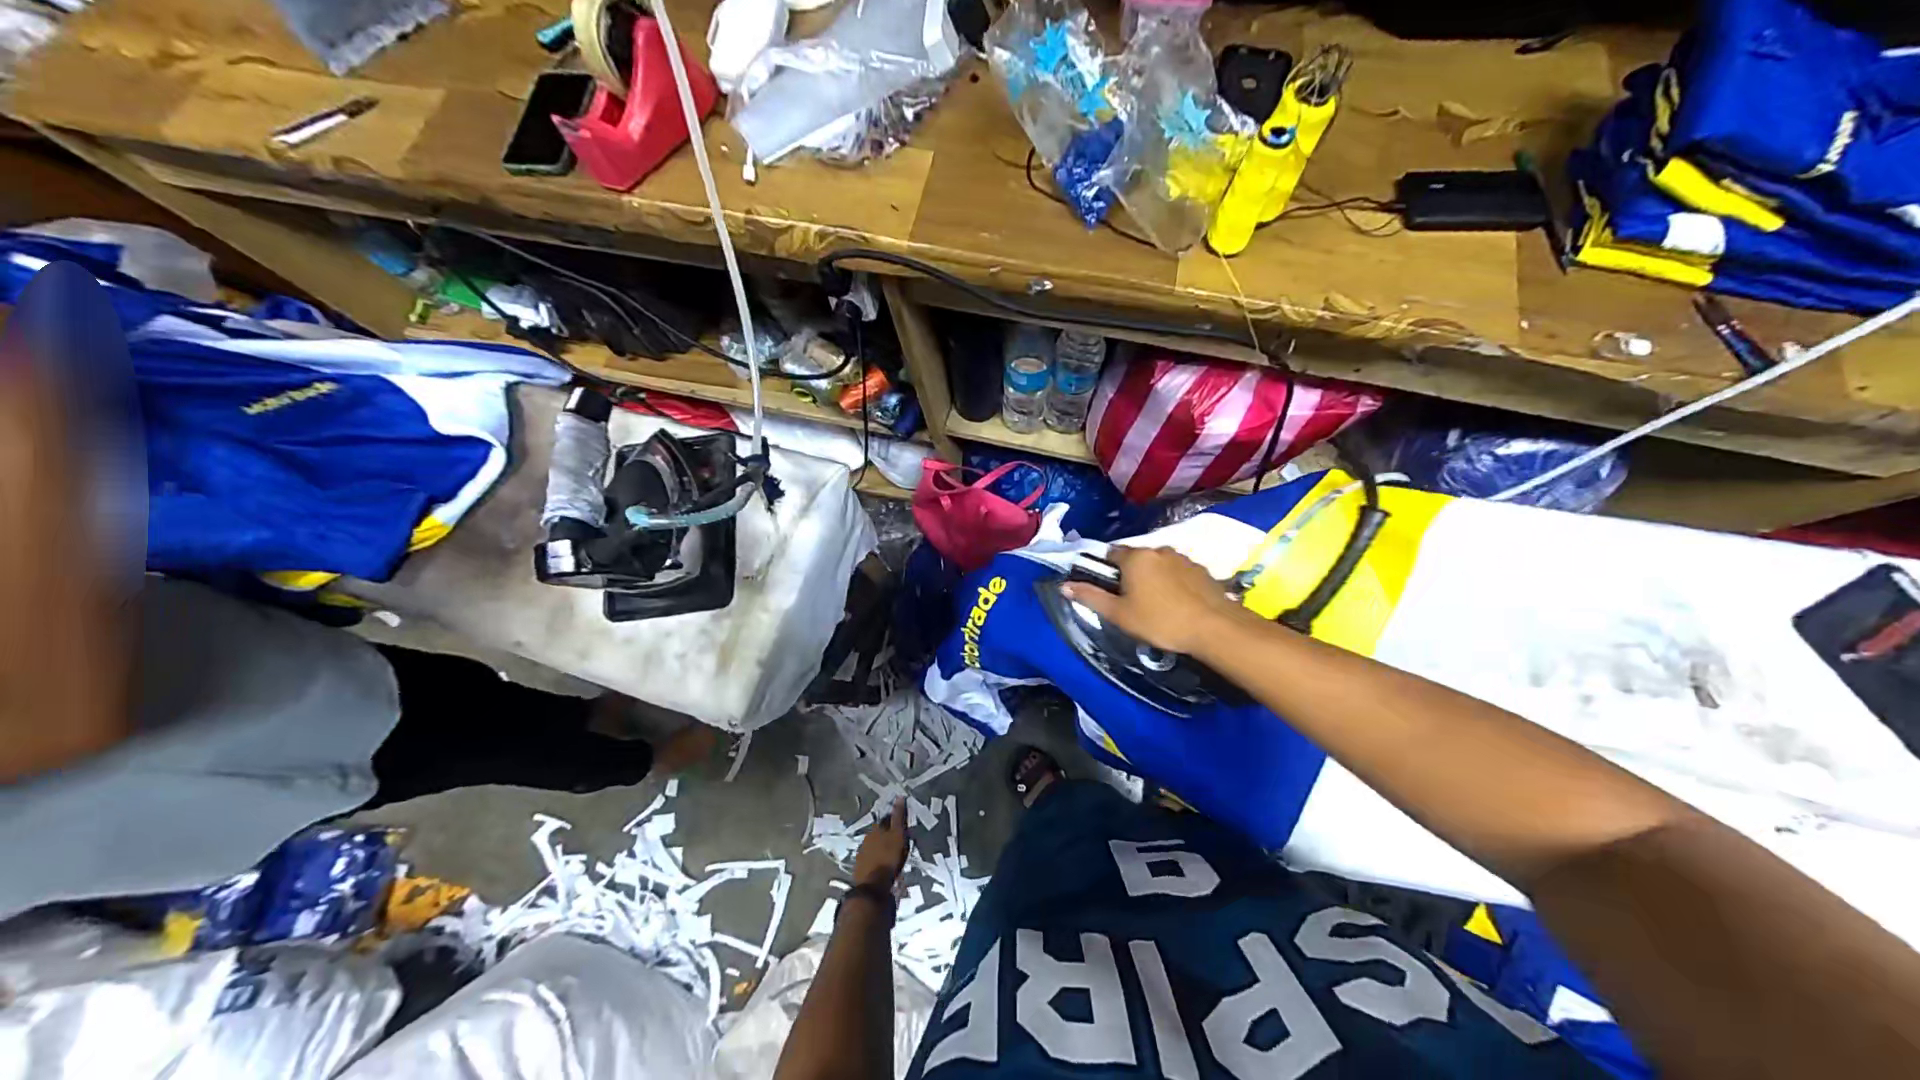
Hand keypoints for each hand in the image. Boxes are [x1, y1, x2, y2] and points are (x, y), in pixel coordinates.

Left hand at [852, 799, 908, 889]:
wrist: (872, 885)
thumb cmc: (889, 858)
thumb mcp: (898, 836)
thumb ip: (898, 817)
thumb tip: (899, 797)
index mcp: (877, 828)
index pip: (887, 819)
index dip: (894, 819)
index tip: (902, 823)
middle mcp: (867, 836)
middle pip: (879, 831)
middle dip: (887, 833)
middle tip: (897, 838)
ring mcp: (861, 851)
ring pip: (873, 843)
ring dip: (881, 845)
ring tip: (890, 852)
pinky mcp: (860, 865)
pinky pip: (870, 856)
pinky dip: (876, 856)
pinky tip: (881, 862)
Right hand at [1061, 546, 1248, 657]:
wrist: (1214, 627)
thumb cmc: (1160, 621)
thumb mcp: (1119, 614)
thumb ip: (1090, 597)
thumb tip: (1064, 585)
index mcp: (1135, 557)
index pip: (1110, 554)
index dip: (1105, 570)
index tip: (1108, 590)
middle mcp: (1158, 549)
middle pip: (1136, 558)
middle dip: (1131, 575)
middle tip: (1131, 602)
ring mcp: (1183, 558)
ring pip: (1158, 564)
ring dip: (1154, 578)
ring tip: (1156, 605)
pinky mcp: (1201, 570)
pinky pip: (1178, 572)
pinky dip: (1174, 583)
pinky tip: (1177, 604)